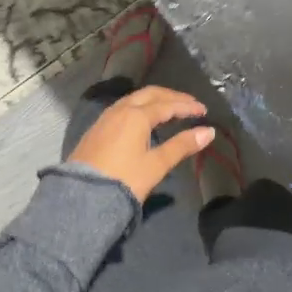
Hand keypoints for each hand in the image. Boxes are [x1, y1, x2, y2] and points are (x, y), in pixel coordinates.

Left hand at [67, 86, 214, 199]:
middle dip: (171, 97)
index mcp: (136, 116)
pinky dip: (139, 108)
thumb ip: (182, 145)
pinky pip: (123, 109)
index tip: (204, 110)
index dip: (187, 106)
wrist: (82, 196)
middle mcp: (120, 110)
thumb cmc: (124, 179)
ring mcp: (105, 118)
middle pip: (150, 94)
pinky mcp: (96, 129)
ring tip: (169, 109)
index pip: (168, 105)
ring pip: (134, 100)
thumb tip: (209, 132)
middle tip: (189, 104)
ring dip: (154, 101)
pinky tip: (144, 120)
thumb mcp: (156, 164)